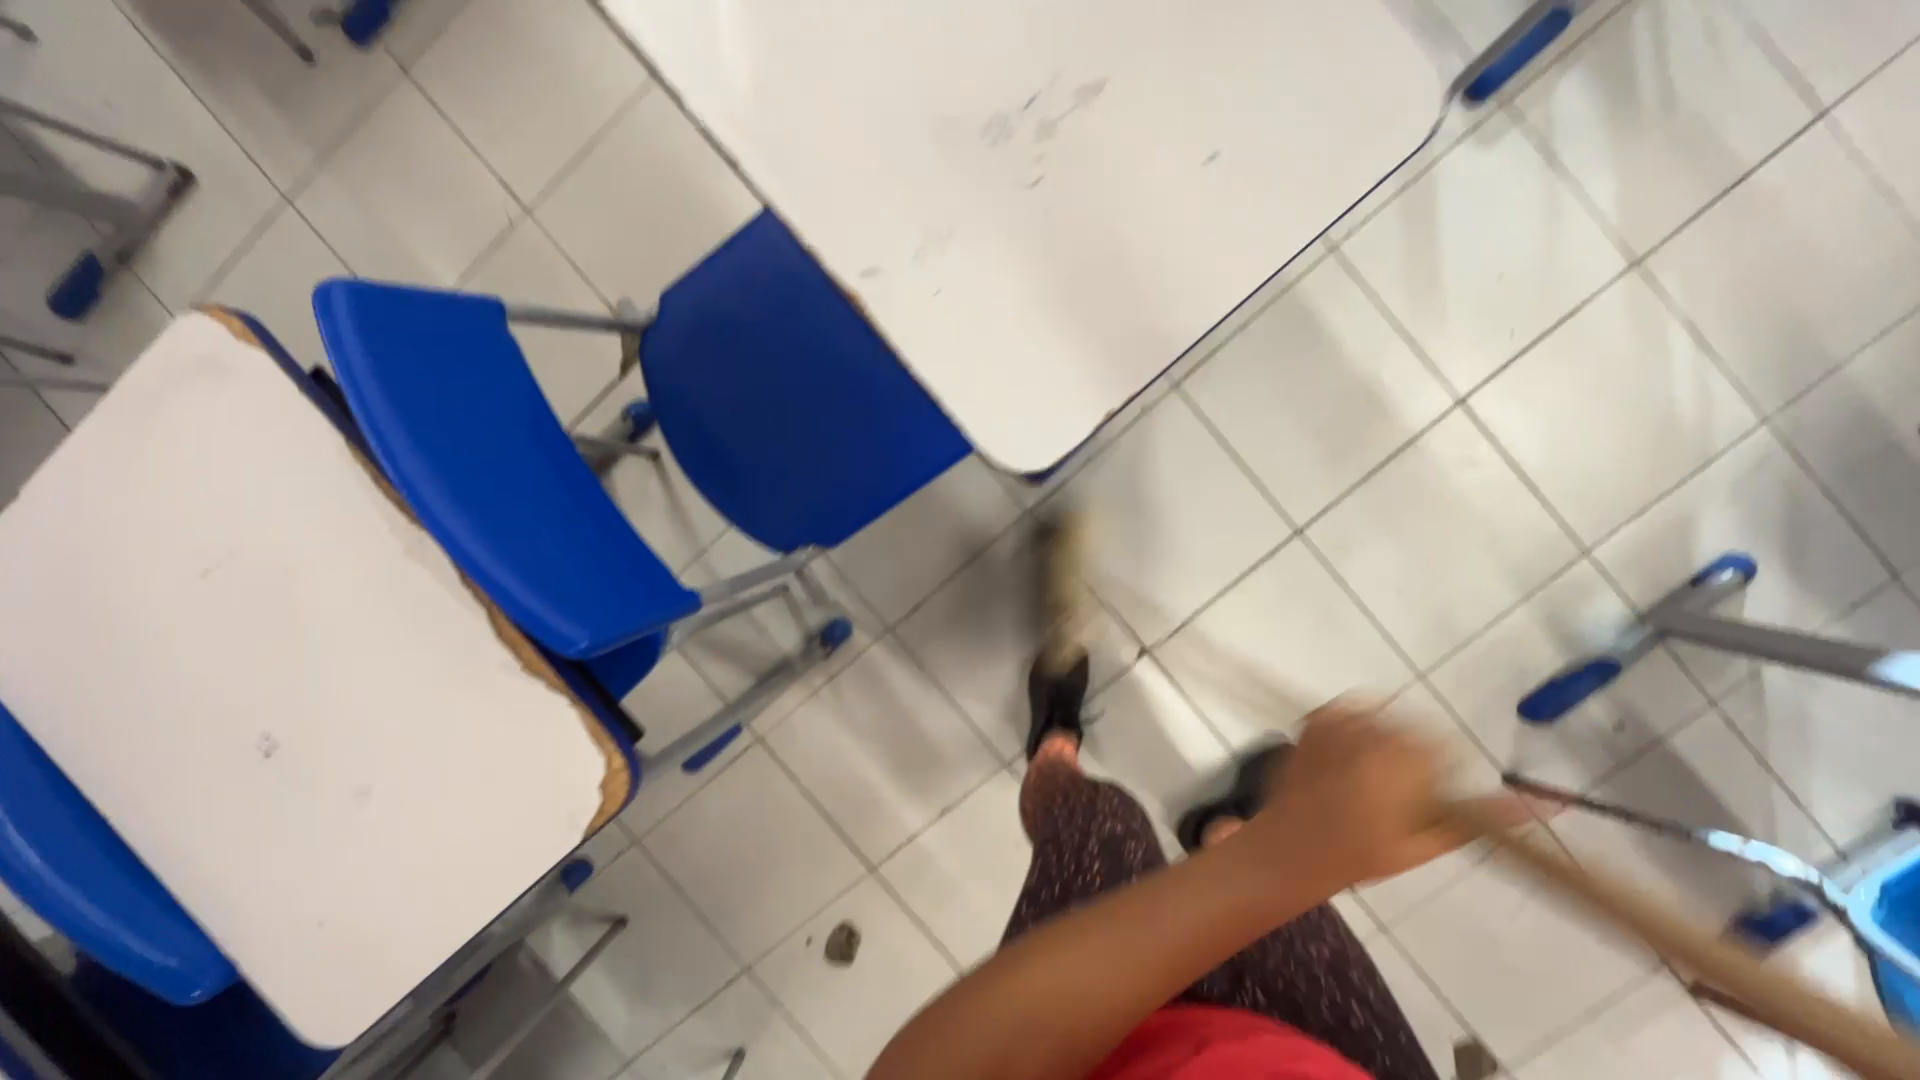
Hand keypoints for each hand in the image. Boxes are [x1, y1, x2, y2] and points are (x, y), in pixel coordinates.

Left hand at [1243, 698, 1530, 891]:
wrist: (1290, 846)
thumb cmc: (1361, 853)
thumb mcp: (1428, 842)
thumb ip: (1486, 818)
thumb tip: (1547, 804)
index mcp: (1406, 759)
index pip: (1446, 749)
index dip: (1441, 774)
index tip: (1425, 797)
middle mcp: (1374, 731)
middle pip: (1416, 730)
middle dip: (1413, 756)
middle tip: (1393, 792)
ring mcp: (1340, 721)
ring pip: (1386, 718)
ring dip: (1385, 740)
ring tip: (1367, 778)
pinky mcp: (1315, 717)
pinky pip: (1350, 709)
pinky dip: (1356, 727)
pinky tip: (1349, 757)